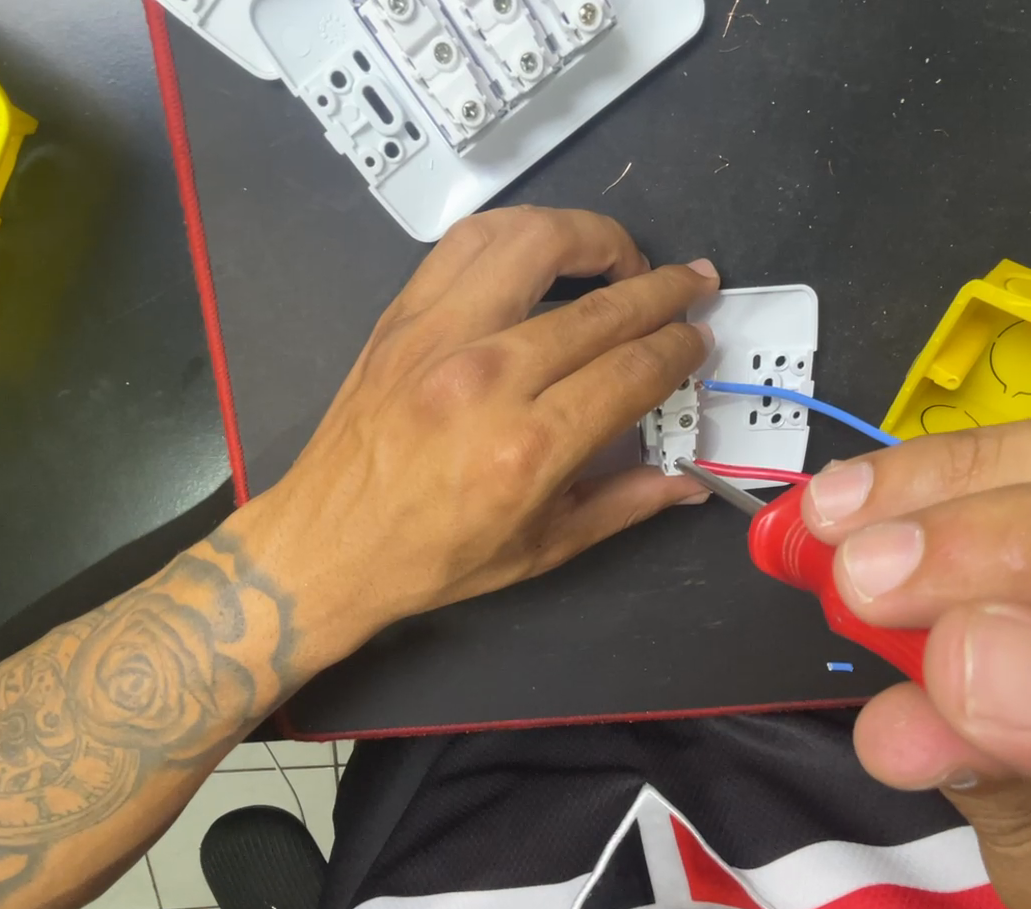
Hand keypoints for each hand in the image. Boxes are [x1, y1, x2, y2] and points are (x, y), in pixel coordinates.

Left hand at [240, 207, 717, 650]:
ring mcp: (438, 335)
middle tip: (695, 284)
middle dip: (664, 290)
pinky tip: (546, 250)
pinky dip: (522, 231)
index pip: (632, 370)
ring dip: (595, 237)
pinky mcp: (403, 315)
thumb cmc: (440, 556)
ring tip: (624, 258)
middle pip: (601, 308)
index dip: (679, 349)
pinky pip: (471, 241)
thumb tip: (691, 480)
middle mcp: (488, 377)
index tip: (698, 340)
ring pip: (535, 243)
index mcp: (530, 446)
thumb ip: (626, 504)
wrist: (332, 541)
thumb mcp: (544, 548)